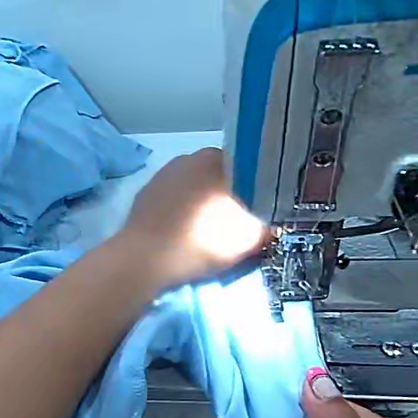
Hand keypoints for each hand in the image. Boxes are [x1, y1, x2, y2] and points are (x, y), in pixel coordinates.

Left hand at [113, 147, 265, 289]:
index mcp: (215, 159)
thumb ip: (267, 223)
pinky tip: (183, 230)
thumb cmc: (200, 240)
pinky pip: (173, 198)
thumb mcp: (247, 237)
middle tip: (236, 221)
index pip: (246, 166)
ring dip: (202, 201)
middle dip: (228, 194)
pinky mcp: (145, 194)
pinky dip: (181, 210)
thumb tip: (274, 220)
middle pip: (219, 175)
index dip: (255, 188)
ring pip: (194, 185)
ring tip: (208, 229)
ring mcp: (163, 174)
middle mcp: (188, 158)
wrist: (144, 259)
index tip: (258, 207)